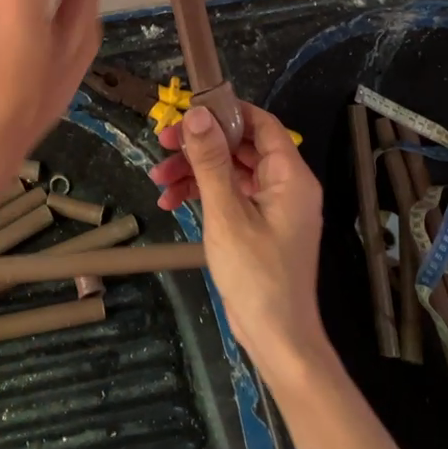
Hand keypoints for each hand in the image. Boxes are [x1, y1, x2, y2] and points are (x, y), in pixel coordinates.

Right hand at [149, 104, 325, 365]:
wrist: (276, 337)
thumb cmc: (256, 273)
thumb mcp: (226, 213)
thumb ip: (211, 161)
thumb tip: (197, 113)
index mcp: (289, 175)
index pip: (261, 123)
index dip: (225, 113)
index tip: (187, 111)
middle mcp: (285, 184)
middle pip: (240, 146)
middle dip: (200, 145)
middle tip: (162, 144)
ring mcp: (272, 205)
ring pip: (230, 170)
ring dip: (194, 171)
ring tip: (157, 179)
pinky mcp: (258, 224)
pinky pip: (229, 194)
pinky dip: (202, 194)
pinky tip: (170, 202)